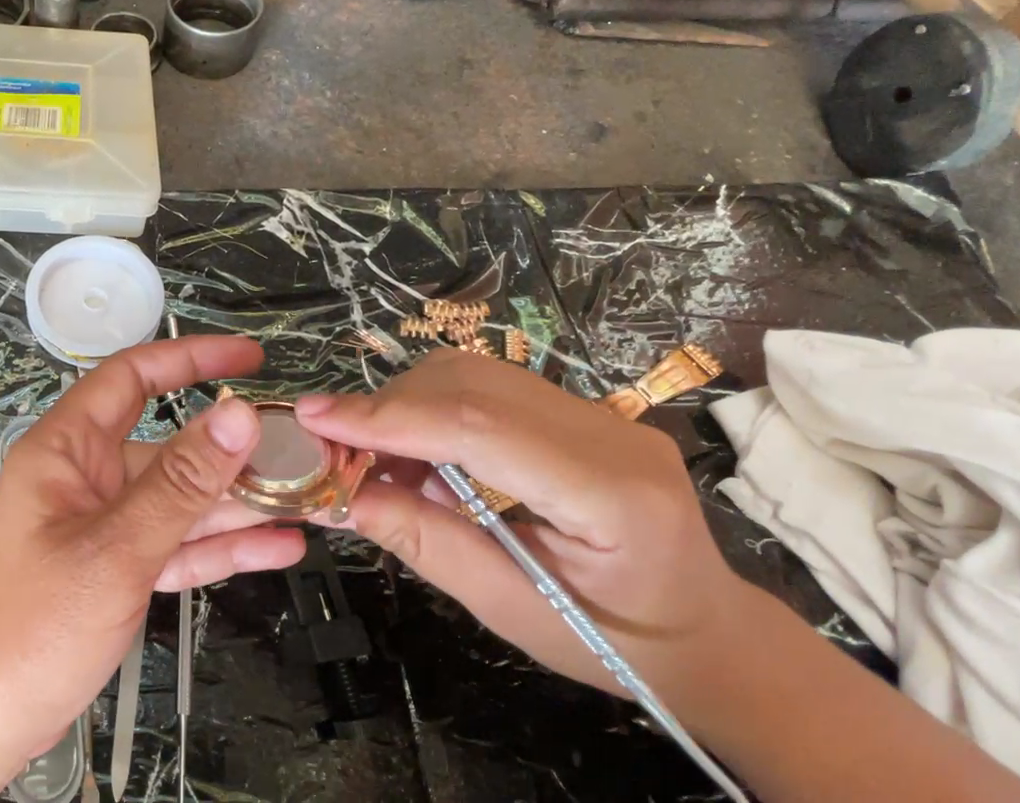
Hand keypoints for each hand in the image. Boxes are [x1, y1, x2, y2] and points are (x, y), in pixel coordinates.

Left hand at [0, 336, 303, 801]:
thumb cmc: (31, 627)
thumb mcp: (113, 550)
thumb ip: (179, 484)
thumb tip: (236, 415)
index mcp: (64, 450)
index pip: (129, 379)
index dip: (189, 359)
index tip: (249, 358)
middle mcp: (84, 478)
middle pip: (167, 446)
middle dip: (230, 450)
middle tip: (300, 452)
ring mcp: (102, 526)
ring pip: (177, 500)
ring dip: (236, 503)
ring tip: (305, 499)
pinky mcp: (115, 570)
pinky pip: (174, 546)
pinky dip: (218, 547)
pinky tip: (276, 546)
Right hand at [294, 347, 747, 695]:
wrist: (706, 636)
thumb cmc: (616, 644)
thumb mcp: (511, 609)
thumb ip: (424, 542)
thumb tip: (337, 497)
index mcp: (609, 492)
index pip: (476, 426)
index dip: (387, 417)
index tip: (314, 418)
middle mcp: (610, 433)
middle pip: (469, 385)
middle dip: (386, 407)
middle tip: (329, 448)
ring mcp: (600, 413)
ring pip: (473, 375)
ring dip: (405, 405)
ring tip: (370, 458)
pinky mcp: (580, 410)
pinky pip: (487, 389)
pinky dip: (432, 410)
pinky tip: (415, 456)